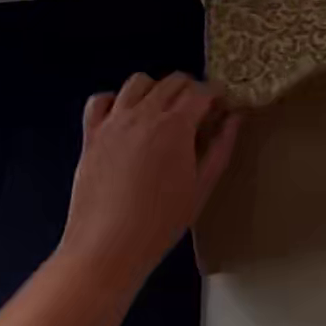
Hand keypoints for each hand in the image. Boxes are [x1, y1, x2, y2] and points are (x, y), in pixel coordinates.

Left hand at [57, 72, 240, 287]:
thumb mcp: (201, 188)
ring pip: (137, 81)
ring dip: (155, 88)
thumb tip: (234, 118)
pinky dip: (115, 100)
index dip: (215, 94)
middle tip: (198, 111)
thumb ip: (220, 148)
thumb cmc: (161, 222)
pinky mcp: (91, 132)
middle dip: (190, 89)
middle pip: (172, 81)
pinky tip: (124, 117)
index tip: (221, 106)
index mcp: (175, 125)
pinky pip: (100, 100)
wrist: (108, 245)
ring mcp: (113, 120)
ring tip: (162, 111)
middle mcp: (143, 112)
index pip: (200, 91)